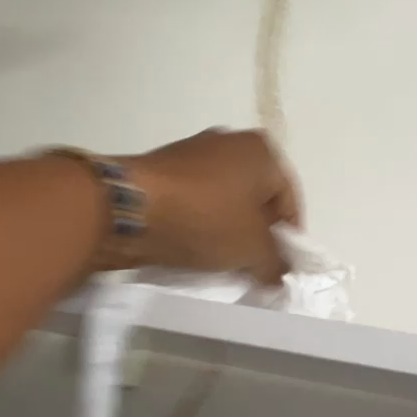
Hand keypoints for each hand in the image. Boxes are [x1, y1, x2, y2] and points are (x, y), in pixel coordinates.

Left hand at [124, 129, 301, 283]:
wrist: (127, 209)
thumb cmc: (204, 219)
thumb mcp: (252, 249)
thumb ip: (276, 263)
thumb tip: (280, 273)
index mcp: (261, 151)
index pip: (289, 200)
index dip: (289, 239)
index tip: (281, 269)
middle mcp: (230, 143)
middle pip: (256, 199)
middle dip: (256, 235)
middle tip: (252, 267)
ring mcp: (193, 153)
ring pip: (224, 202)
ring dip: (227, 231)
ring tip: (221, 263)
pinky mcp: (163, 170)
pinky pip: (194, 202)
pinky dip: (199, 224)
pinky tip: (193, 248)